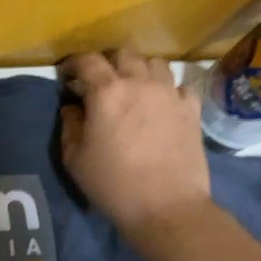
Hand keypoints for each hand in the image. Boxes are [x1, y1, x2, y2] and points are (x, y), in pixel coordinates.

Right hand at [58, 50, 211, 243]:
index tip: (68, 74)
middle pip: (125, 53)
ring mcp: (170, 94)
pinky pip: (179, 85)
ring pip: (155, 63)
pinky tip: (161, 104)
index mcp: (106, 93)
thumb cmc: (113, 184)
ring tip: (133, 88)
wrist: (166, 207)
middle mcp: (140, 83)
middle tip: (100, 80)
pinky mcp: (191, 109)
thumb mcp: (75, 159)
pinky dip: (168, 89)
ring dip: (140, 69)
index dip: (75, 63)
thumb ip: (70, 126)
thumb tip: (73, 107)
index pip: (88, 61)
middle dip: (109, 61)